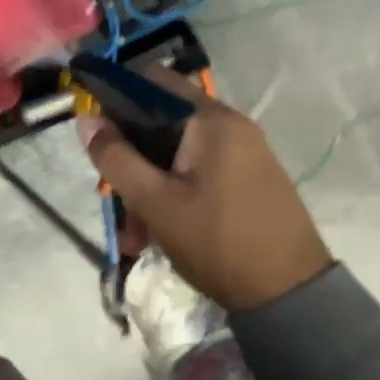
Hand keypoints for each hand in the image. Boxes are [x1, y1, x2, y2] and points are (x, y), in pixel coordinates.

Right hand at [84, 70, 331, 312]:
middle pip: (160, 123)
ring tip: (135, 234)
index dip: (115, 98)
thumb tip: (86, 118)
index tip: (94, 132)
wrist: (293, 298)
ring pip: (175, 153)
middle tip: (113, 199)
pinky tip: (159, 231)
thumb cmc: (218, 241)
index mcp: (212, 120)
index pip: (151, 81)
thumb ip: (115, 156)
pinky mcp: (250, 180)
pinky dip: (172, 193)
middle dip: (130, 158)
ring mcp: (245, 154)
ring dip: (148, 185)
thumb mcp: (154, 202)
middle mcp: (231, 127)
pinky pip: (197, 172)